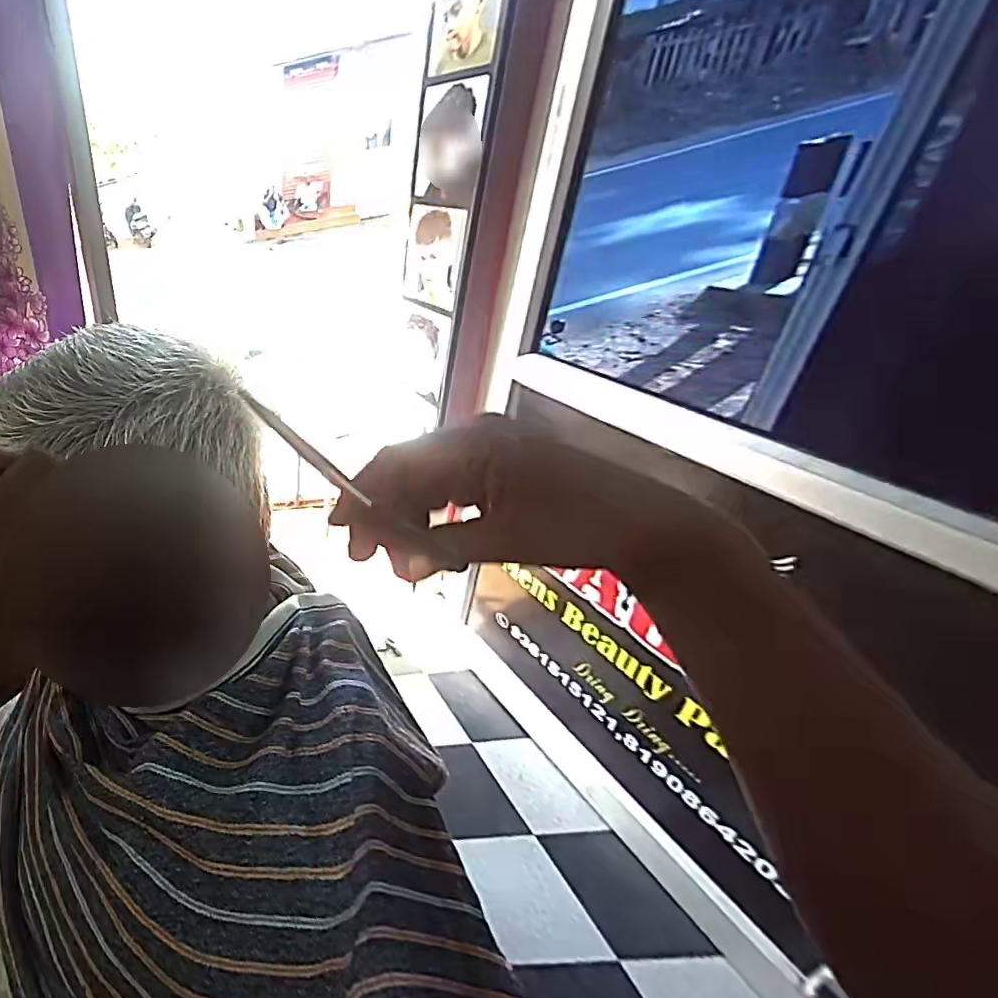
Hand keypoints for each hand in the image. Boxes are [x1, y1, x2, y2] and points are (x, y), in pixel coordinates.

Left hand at [0, 440, 55, 759]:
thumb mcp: (33, 646)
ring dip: (2, 465)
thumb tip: (78, 564)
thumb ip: (56, 596)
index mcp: (20, 564)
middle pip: (30, 467)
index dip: (80, 496)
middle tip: (47, 495)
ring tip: (2, 485)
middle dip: (49, 476)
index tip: (83, 507)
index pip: (64, 499)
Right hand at [330, 414, 752, 583]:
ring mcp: (486, 444)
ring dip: (406, 520)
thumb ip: (435, 546)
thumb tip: (393, 562)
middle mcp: (473, 434)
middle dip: (381, 516)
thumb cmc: (583, 529)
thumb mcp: (500, 541)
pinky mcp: (497, 459)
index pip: (394, 466)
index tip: (341, 531)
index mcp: (473, 445)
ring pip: (421, 481)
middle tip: (368, 556)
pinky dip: (431, 514)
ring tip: (406, 563)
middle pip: (402, 472)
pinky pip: (445, 484)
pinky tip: (431, 543)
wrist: (656, 527)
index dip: (359, 497)